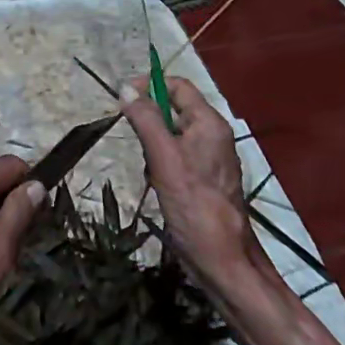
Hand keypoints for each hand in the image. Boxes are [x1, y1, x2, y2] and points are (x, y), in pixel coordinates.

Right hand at [118, 76, 263, 291]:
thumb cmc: (193, 203)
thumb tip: (126, 88)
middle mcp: (214, 135)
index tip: (123, 99)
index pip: (178, 86)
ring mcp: (212, 158)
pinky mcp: (206, 179)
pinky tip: (158, 186)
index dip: (150, 85)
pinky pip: (178, 158)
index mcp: (210, 123)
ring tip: (151, 172)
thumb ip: (145, 119)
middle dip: (150, 123)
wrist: (221, 259)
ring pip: (173, 136)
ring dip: (155, 148)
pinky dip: (163, 165)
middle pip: (174, 110)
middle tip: (137, 143)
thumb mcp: (163, 156)